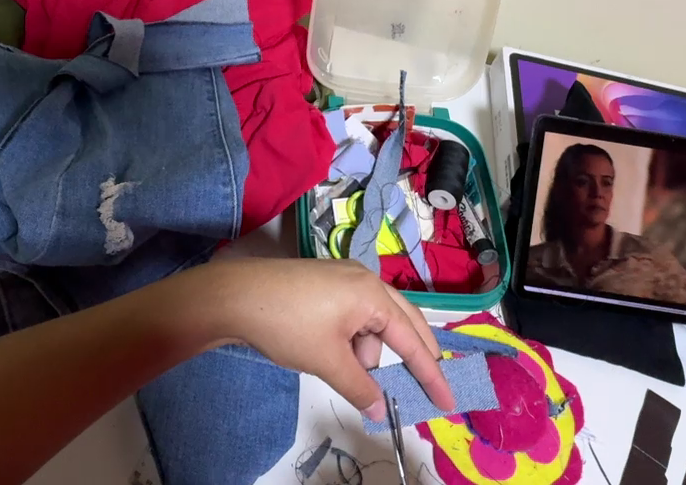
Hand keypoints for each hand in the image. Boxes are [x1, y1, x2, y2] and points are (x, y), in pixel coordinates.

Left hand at [176, 258, 454, 420]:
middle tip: (424, 390)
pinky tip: (337, 355)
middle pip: (403, 321)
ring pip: (375, 321)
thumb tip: (379, 409)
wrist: (237, 295)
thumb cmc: (288, 323)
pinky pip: (356, 314)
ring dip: (372, 351)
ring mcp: (344, 277)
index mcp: (371, 292)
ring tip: (347, 372)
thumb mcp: (327, 361)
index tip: (448, 401)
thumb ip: (360, 387)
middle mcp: (364, 278)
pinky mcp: (327, 282)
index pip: (412, 338)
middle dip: (413, 356)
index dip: (431, 373)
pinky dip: (355, 339)